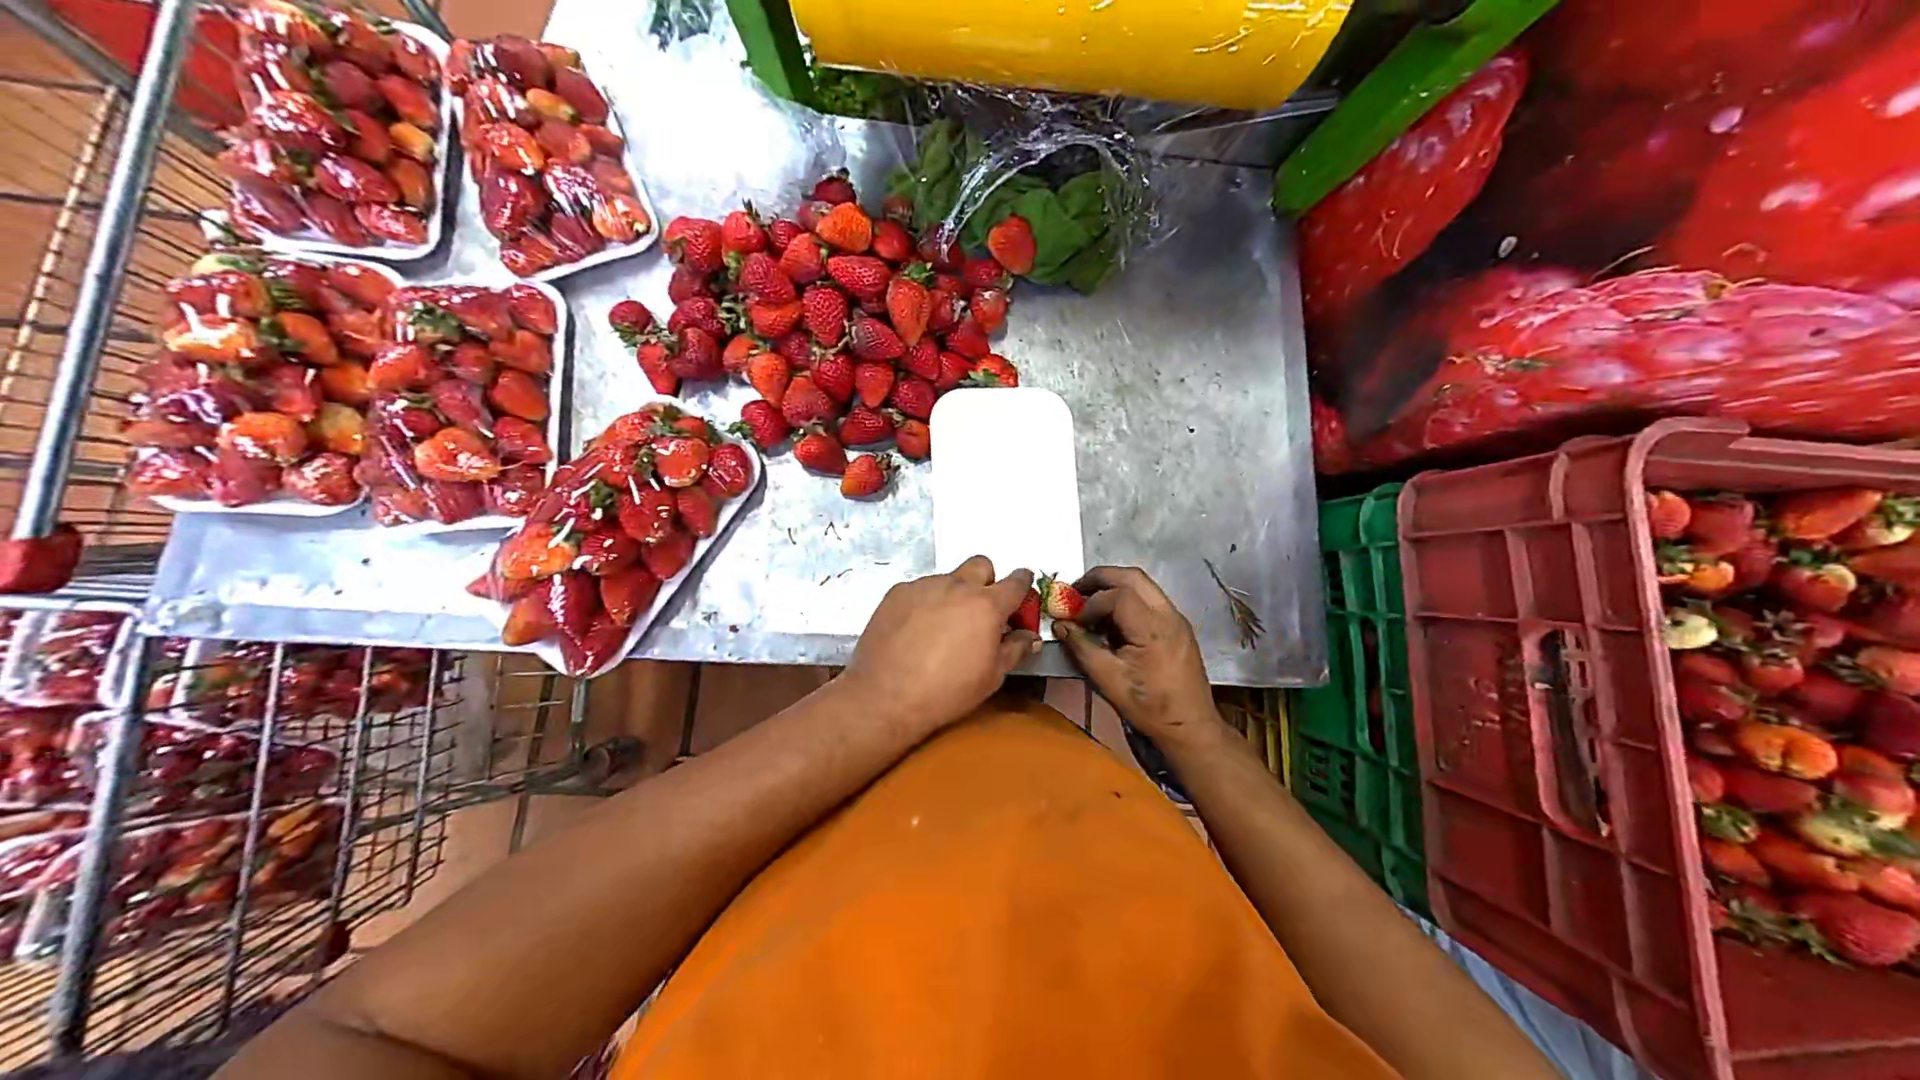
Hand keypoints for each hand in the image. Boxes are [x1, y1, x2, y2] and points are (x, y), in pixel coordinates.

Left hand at [837, 556, 1039, 736]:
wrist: (885, 696)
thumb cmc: (946, 691)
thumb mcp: (991, 676)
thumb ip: (1014, 649)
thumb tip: (1028, 637)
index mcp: (986, 605)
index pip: (1016, 581)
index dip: (1022, 583)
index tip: (1021, 588)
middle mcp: (956, 586)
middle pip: (981, 565)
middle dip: (986, 581)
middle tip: (981, 609)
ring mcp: (924, 586)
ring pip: (948, 578)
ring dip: (953, 594)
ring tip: (943, 627)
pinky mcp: (897, 593)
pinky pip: (920, 589)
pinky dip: (925, 603)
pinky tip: (916, 630)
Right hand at [1055, 566, 1217, 746]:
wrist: (1190, 727)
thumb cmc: (1149, 707)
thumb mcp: (1107, 679)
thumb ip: (1081, 647)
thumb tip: (1060, 625)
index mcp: (1153, 628)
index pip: (1117, 595)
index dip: (1091, 602)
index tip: (1075, 620)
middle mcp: (1169, 615)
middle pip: (1133, 576)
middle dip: (1101, 578)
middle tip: (1075, 589)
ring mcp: (1177, 618)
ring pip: (1143, 584)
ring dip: (1114, 586)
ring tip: (1090, 602)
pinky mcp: (1178, 627)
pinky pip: (1150, 599)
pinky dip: (1127, 598)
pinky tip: (1111, 618)